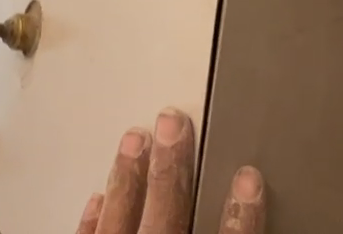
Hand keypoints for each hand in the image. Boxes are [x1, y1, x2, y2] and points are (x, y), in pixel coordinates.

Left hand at [73, 109, 265, 233]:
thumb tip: (247, 196)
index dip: (240, 212)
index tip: (249, 176)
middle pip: (166, 217)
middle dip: (170, 167)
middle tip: (172, 122)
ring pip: (120, 220)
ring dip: (128, 178)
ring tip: (133, 138)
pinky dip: (93, 221)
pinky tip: (98, 198)